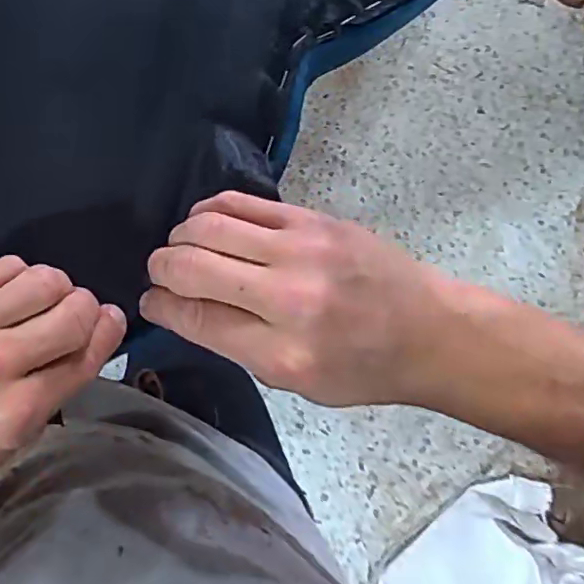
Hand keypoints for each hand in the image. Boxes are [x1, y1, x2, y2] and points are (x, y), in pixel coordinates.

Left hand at [0, 257, 125, 490]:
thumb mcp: (16, 437)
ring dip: (57, 288)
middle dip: (86, 309)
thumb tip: (99, 328)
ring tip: (43, 303)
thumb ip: (59, 387)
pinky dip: (23, 276)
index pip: (84, 356)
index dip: (108, 331)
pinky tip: (13, 294)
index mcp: (17, 411)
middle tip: (74, 315)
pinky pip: (10, 264)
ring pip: (45, 279)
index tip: (112, 318)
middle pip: (72, 312)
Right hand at [140, 191, 492, 407]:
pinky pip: (234, 202)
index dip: (158, 304)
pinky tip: (205, 226)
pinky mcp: (310, 217)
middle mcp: (289, 297)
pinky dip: (206, 213)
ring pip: (204, 226)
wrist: (432, 330)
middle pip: (189, 265)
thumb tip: (172, 304)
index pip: (193, 316)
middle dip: (160, 269)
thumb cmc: (361, 368)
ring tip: (184, 249)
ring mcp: (301, 248)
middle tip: (162, 275)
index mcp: (284, 353)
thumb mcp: (292, 381)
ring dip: (179, 238)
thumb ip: (228, 342)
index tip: (151, 301)